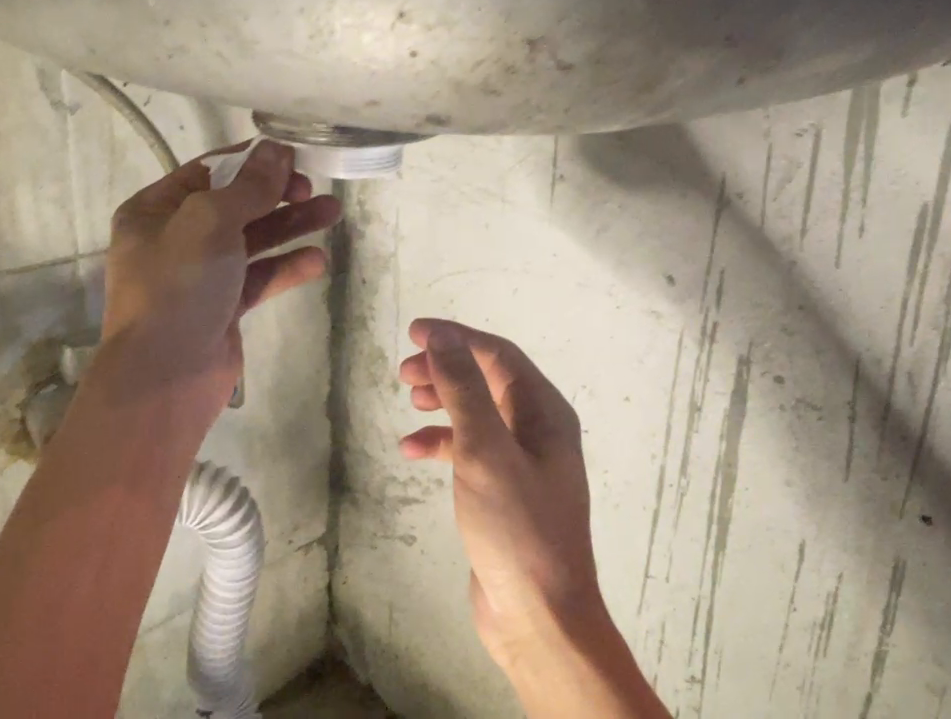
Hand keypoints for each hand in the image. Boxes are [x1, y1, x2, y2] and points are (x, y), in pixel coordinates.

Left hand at [96, 141, 340, 420]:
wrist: (164, 377)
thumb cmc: (178, 285)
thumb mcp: (211, 221)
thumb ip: (248, 185)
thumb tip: (278, 148)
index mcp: (154, 210)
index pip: (207, 171)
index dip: (250, 161)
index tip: (293, 155)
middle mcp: (173, 238)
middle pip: (234, 204)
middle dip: (277, 194)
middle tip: (313, 187)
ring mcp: (199, 275)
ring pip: (252, 240)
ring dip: (290, 225)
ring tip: (333, 213)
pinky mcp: (222, 307)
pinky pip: (259, 277)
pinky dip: (286, 267)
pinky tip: (318, 260)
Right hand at [398, 319, 604, 663]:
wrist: (539, 617)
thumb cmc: (517, 528)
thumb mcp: (485, 451)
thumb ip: (464, 390)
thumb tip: (442, 338)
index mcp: (546, 414)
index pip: (499, 355)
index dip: (457, 337)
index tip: (414, 333)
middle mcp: (539, 431)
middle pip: (489, 380)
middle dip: (447, 368)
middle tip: (404, 371)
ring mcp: (522, 463)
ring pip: (478, 413)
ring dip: (443, 400)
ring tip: (408, 399)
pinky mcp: (503, 493)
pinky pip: (470, 451)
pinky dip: (441, 443)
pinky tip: (411, 450)